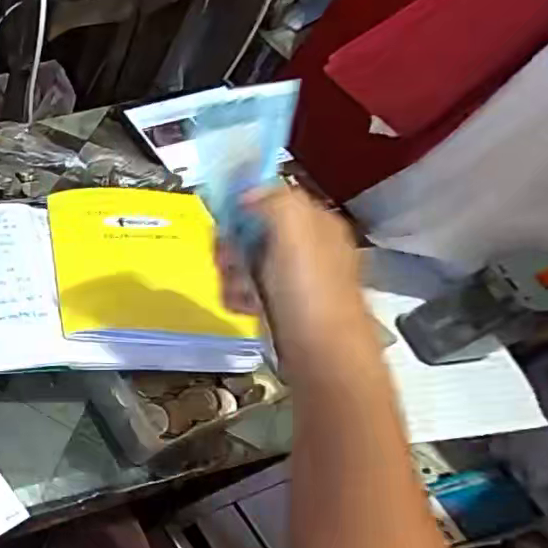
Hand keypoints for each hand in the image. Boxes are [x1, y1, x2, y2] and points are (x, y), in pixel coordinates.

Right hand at [216, 186, 368, 350]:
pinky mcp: (277, 305)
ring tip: (240, 293)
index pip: (269, 196)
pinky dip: (238, 297)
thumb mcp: (295, 231)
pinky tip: (243, 307)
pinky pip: (246, 290)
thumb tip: (248, 193)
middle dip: (232, 247)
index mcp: (313, 221)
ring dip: (231, 276)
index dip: (243, 205)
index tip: (226, 223)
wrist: (321, 354)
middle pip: (250, 231)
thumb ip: (272, 201)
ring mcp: (290, 277)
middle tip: (229, 263)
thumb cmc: (308, 292)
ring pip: (243, 262)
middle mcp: (303, 245)